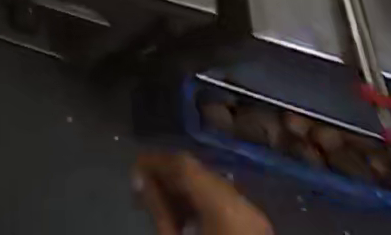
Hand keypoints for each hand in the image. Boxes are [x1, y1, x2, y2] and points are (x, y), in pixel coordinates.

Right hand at [134, 152, 273, 234]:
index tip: (133, 173)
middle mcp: (244, 206)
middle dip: (168, 178)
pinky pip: (223, 205)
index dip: (155, 163)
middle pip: (199, 175)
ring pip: (211, 188)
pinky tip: (182, 222)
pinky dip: (200, 206)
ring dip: (182, 192)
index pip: (184, 166)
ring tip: (158, 208)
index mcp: (225, 208)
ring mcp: (255, 220)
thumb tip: (140, 180)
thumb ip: (159, 211)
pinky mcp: (257, 233)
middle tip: (141, 191)